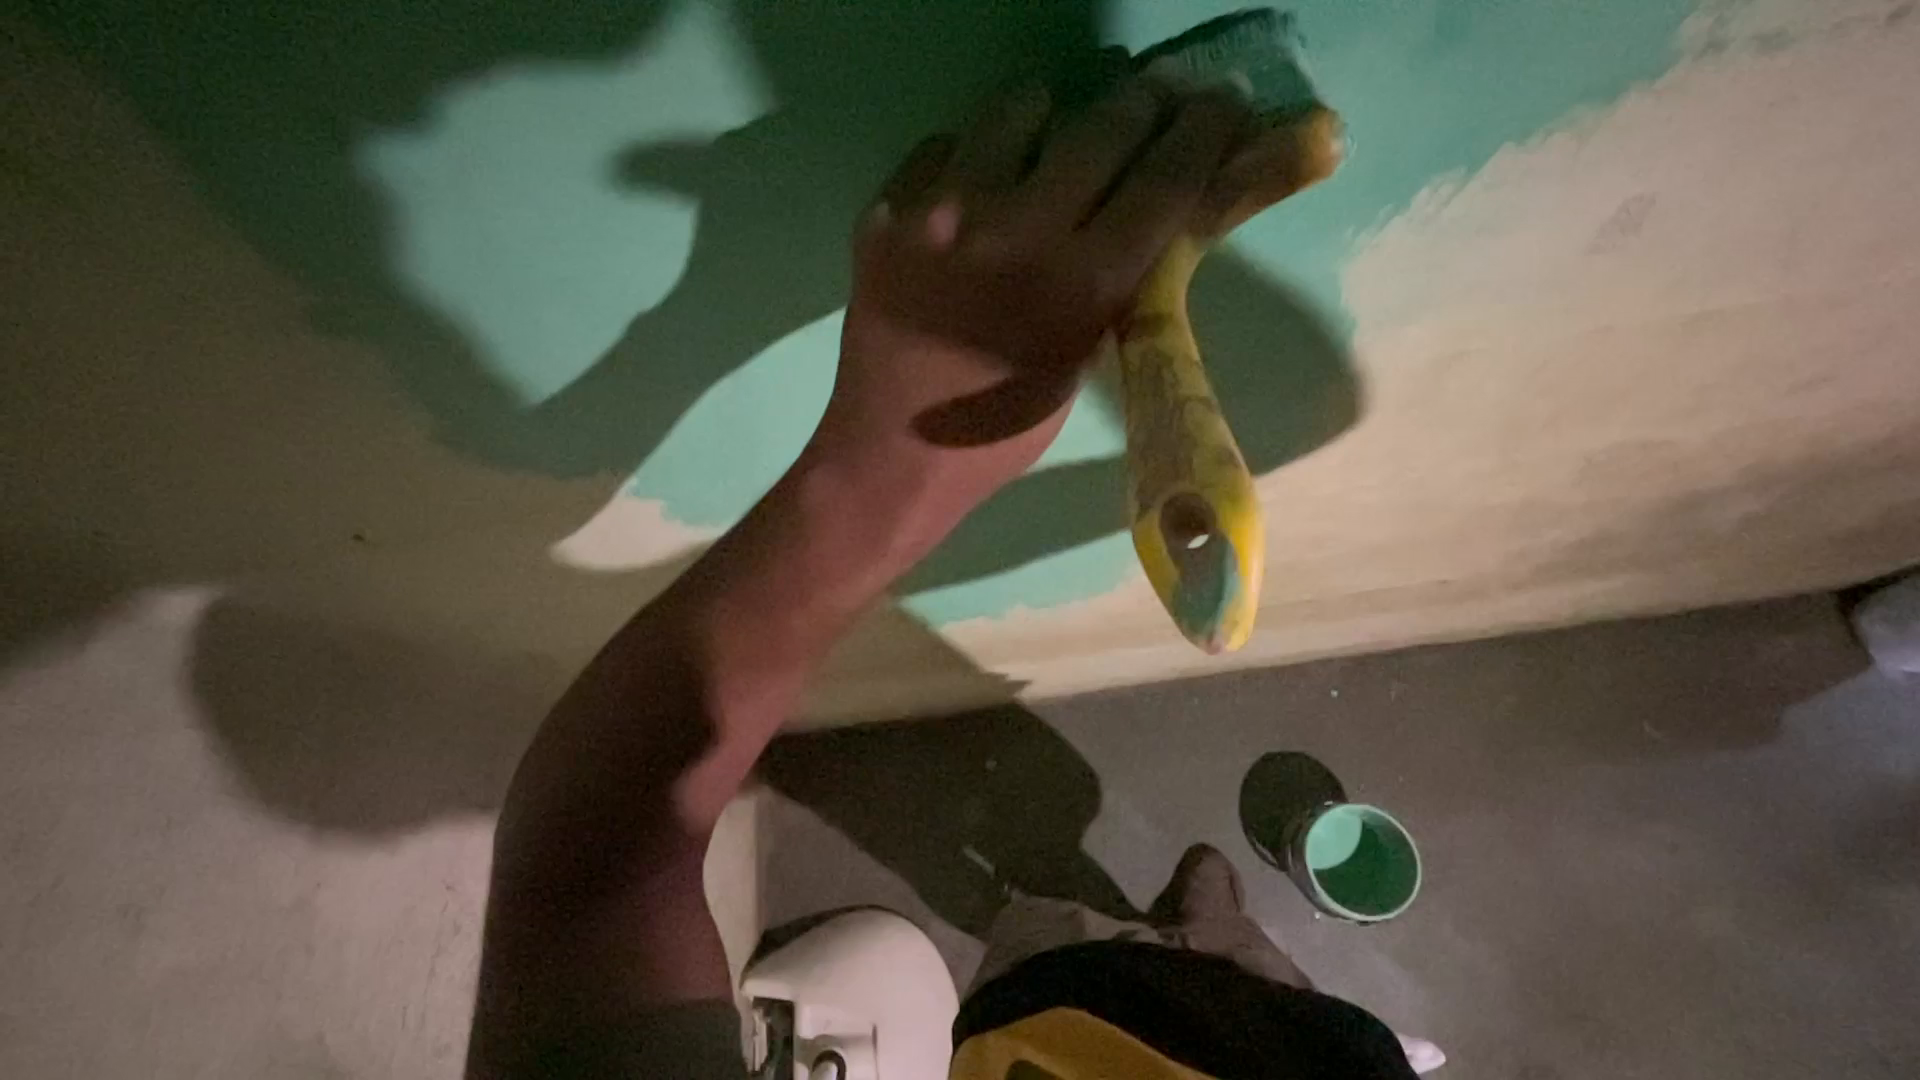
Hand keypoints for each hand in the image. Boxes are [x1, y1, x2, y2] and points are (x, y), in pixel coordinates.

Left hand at [805, 76, 1254, 536]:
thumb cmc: (998, 434)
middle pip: (1103, 126)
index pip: (1165, 179)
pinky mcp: (885, 214)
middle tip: (1150, 100)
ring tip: (1051, 135)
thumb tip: (1137, 214)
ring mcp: (941, 215)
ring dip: (1049, 117)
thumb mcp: (1078, 364)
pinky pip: (941, 148)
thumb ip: (1110, 286)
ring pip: (1017, 110)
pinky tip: (973, 185)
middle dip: (1141, 105)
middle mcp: (1016, 231)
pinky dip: (969, 157)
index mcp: (1080, 286)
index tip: (1217, 105)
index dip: (1202, 131)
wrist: (891, 455)